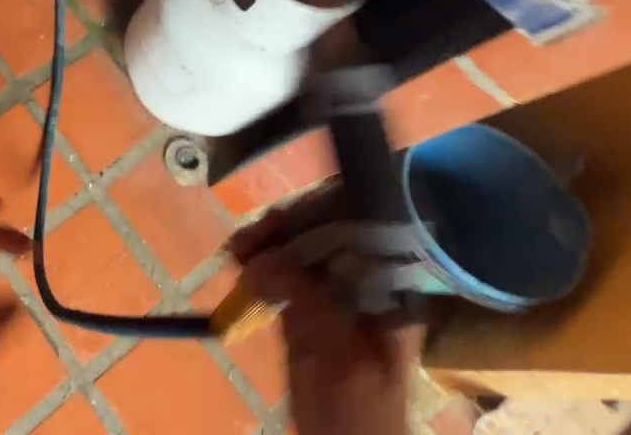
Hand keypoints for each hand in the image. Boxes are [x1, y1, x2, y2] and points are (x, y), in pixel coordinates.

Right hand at [230, 206, 421, 434]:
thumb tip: (267, 259)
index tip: (285, 217)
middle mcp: (365, 287)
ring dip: (266, 241)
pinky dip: (256, 261)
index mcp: (392, 297)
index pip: (362, 235)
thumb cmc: (359, 416)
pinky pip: (278, 271)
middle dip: (286, 228)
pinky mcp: (302, 308)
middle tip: (251, 237)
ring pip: (297, 249)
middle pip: (325, 236)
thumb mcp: (341, 359)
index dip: (323, 215)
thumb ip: (310, 304)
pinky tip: (238, 259)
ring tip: (238, 249)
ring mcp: (332, 297)